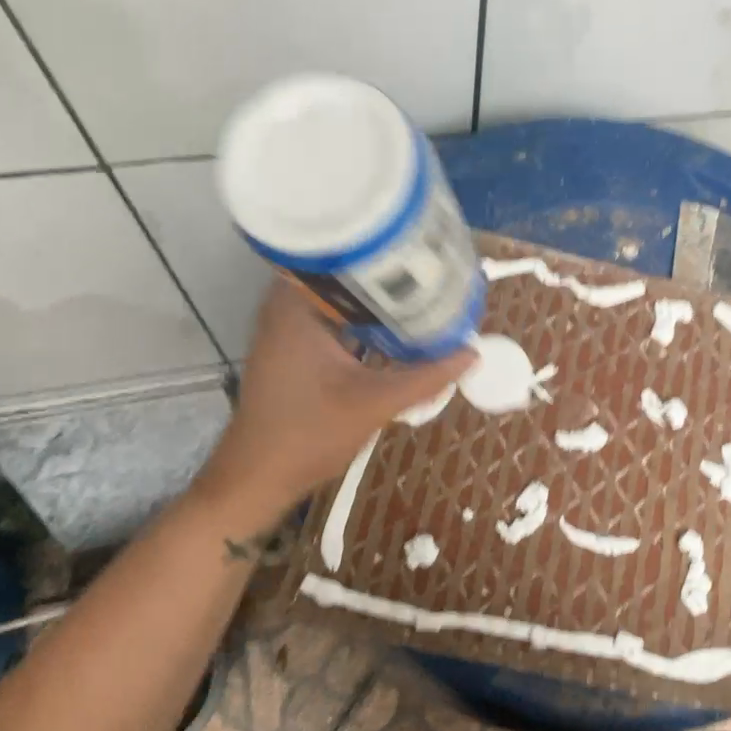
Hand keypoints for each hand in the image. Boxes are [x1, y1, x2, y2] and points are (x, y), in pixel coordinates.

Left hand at [193, 281, 474, 515]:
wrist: (258, 477)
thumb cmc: (308, 434)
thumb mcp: (375, 403)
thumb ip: (426, 377)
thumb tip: (471, 353)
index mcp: (298, 304)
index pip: (350, 258)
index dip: (391, 255)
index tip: (429, 253)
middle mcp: (287, 306)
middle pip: (350, 279)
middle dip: (394, 282)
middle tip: (440, 278)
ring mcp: (288, 329)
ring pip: (345, 304)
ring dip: (382, 308)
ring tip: (430, 302)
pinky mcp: (294, 351)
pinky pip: (338, 325)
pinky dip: (367, 329)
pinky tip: (401, 337)